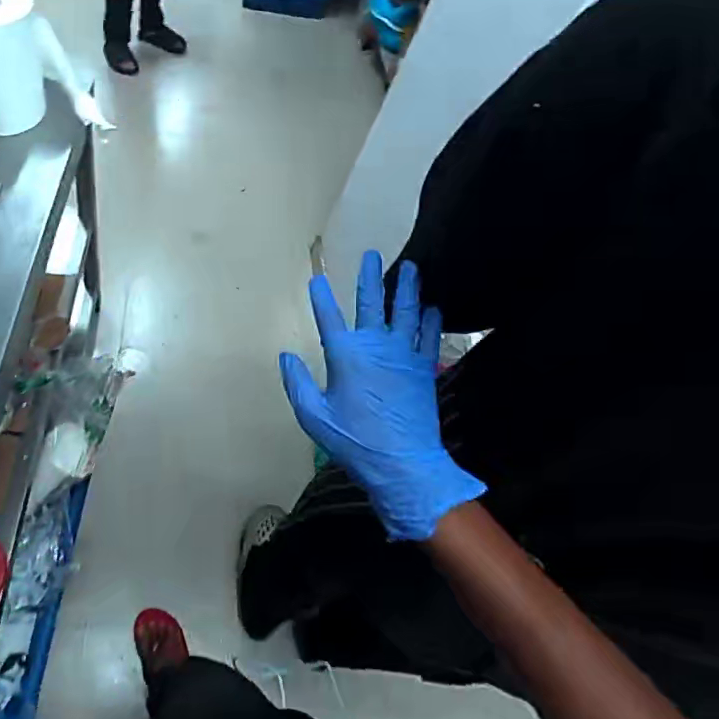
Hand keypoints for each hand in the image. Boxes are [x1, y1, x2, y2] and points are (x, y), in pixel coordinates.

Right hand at [279, 251, 485, 540]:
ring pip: (406, 311)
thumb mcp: (313, 416)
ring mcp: (403, 355)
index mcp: (344, 355)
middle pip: (372, 303)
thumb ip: (297, 383)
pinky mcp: (424, 368)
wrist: (403, 463)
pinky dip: (430, 320)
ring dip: (407, 287)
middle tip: (371, 255)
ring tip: (411, 267)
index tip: (317, 279)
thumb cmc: (354, 441)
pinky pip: (429, 336)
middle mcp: (374, 346)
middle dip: (370, 276)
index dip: (321, 297)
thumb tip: (286, 356)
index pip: (328, 317)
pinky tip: (433, 307)